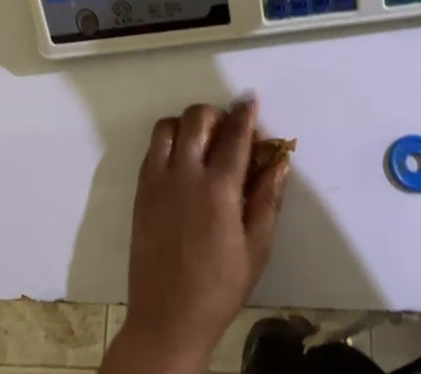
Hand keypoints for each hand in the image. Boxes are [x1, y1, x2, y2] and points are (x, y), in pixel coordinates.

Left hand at [114, 100, 288, 370]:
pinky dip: (168, 142)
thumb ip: (267, 200)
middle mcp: (184, 175)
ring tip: (202, 142)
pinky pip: (152, 150)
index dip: (245, 114)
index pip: (234, 135)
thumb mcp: (256, 248)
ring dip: (187, 124)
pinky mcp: (140, 193)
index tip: (250, 101)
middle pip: (197, 119)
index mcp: (218, 189)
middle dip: (216, 115)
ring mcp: (157, 182)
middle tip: (229, 130)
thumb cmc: (220, 287)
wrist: (167, 319)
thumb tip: (280, 164)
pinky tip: (182, 162)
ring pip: (167, 127)